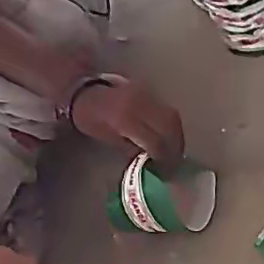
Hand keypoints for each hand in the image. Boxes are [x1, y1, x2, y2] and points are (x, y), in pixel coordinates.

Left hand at [70, 74, 185, 169]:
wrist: (85, 92)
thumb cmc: (92, 120)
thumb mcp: (109, 139)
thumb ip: (134, 149)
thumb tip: (154, 162)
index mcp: (125, 119)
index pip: (155, 142)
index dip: (163, 158)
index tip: (165, 170)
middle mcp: (139, 105)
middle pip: (169, 129)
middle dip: (174, 148)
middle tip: (175, 162)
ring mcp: (146, 96)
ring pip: (173, 120)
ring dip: (177, 138)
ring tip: (175, 151)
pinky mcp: (150, 93)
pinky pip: (169, 113)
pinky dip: (173, 128)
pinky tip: (171, 138)